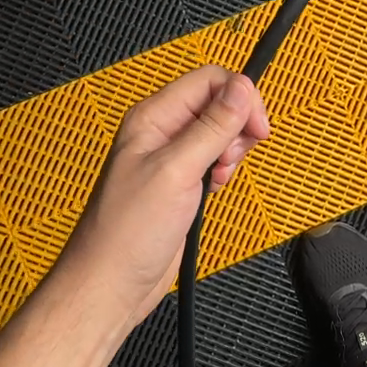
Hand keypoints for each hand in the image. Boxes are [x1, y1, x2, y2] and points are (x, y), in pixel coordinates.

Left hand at [51, 65, 270, 326]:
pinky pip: (215, 157)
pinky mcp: (182, 180)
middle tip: (233, 155)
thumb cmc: (126, 233)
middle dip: (237, 125)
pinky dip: (224, 168)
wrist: (111, 286)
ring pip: (221, 130)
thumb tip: (242, 86)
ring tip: (219, 175)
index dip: (239, 96)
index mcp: (154, 117)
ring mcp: (173, 155)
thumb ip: (212, 127)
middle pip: (219, 102)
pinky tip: (215, 187)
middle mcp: (163, 130)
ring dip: (232, 149)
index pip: (209, 80)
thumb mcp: (177, 171)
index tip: (256, 125)